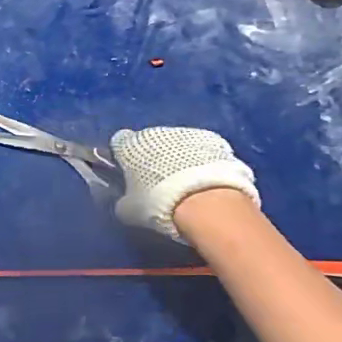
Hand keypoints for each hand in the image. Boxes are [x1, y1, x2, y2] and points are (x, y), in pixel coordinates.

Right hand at [108, 127, 259, 242]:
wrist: (209, 204)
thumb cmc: (157, 203)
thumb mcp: (128, 209)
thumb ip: (124, 200)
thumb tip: (126, 201)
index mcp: (131, 144)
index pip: (120, 142)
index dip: (123, 156)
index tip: (126, 172)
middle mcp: (159, 132)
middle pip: (152, 142)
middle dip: (153, 157)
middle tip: (156, 182)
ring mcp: (192, 135)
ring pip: (180, 145)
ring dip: (180, 159)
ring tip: (185, 183)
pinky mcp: (221, 144)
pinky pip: (205, 152)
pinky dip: (204, 163)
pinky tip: (206, 183)